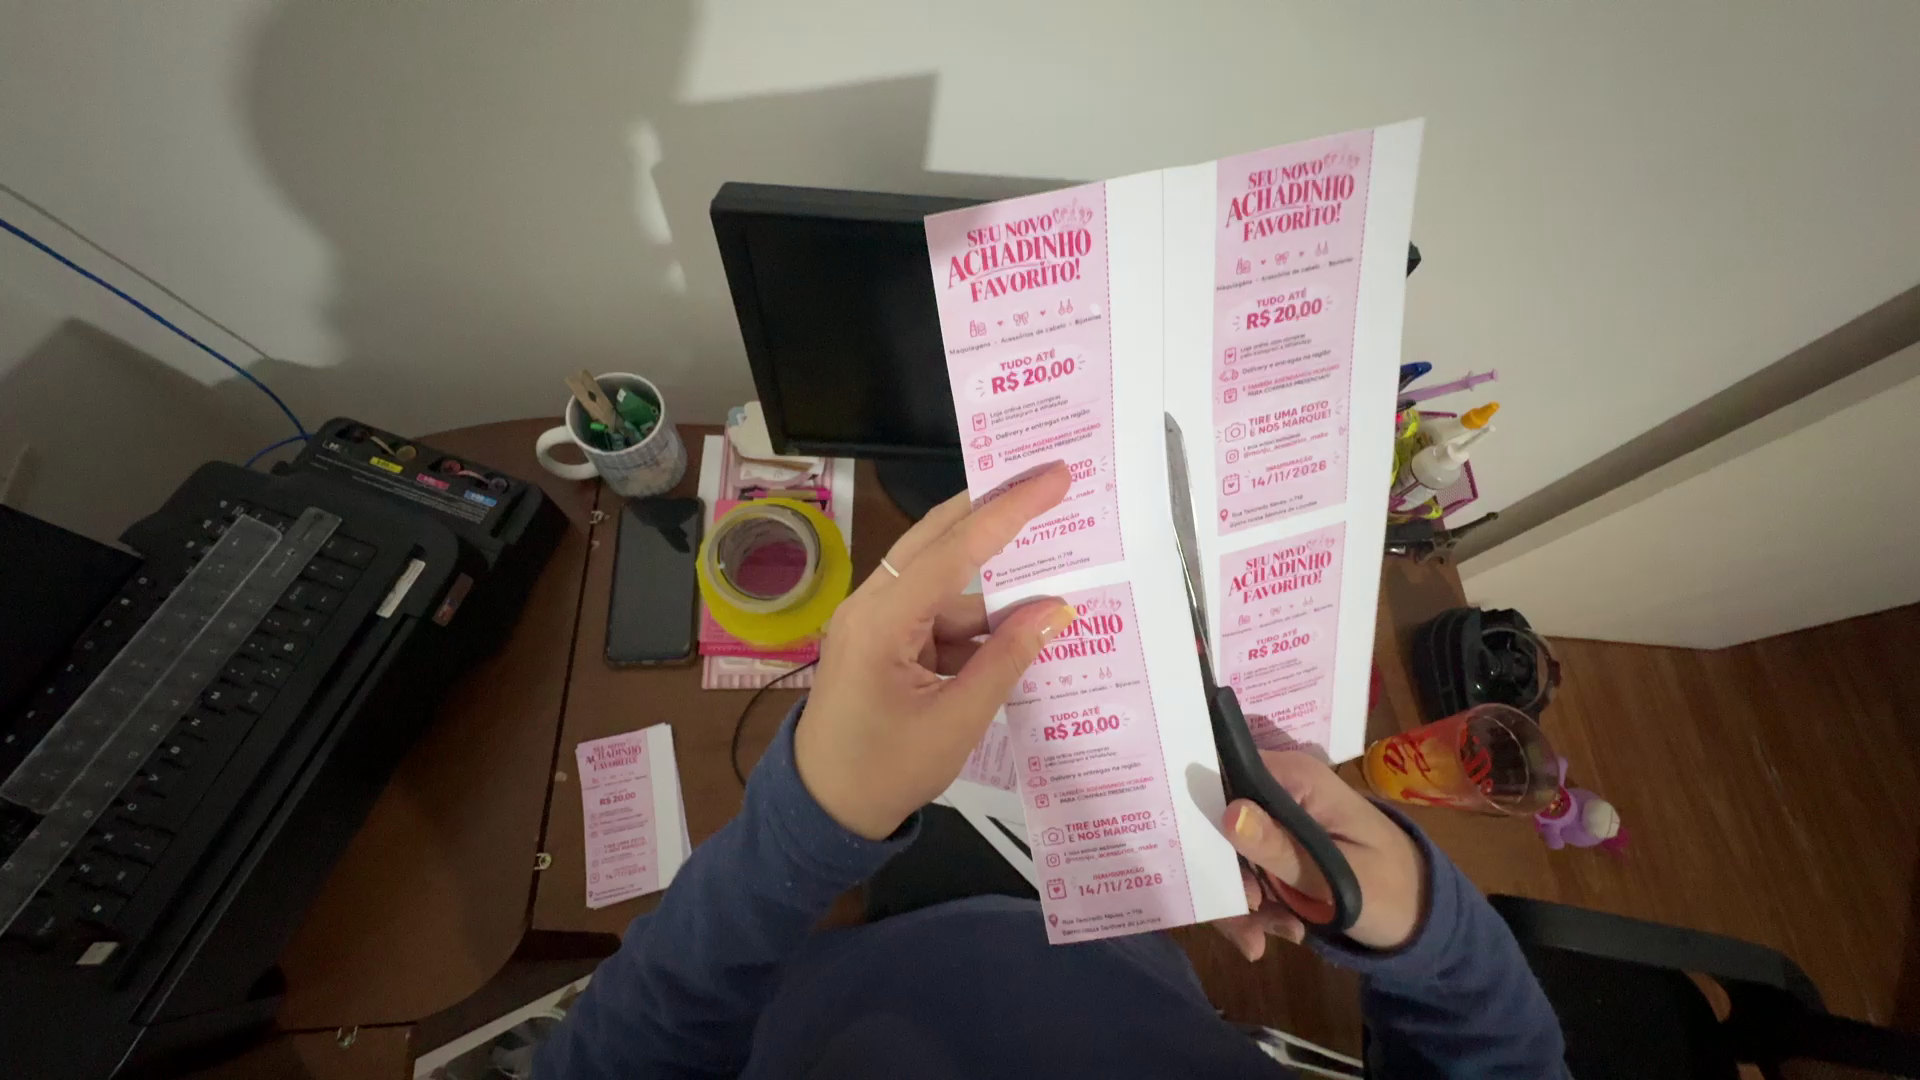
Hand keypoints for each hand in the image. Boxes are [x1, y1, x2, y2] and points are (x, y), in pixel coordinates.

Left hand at [793, 464, 1077, 840]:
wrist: (822, 812)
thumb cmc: (885, 771)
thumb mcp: (956, 721)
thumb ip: (1007, 659)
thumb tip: (1056, 609)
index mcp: (881, 619)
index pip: (955, 549)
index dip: (1009, 510)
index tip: (1053, 477)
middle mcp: (872, 603)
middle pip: (938, 540)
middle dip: (993, 512)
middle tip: (1046, 485)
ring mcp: (874, 620)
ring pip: (943, 582)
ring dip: (992, 589)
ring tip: (1050, 580)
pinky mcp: (882, 639)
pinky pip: (936, 614)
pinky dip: (975, 622)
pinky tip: (1014, 634)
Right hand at [1212, 749, 1426, 958]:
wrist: (1427, 921)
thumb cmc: (1394, 893)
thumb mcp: (1336, 879)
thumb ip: (1280, 848)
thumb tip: (1229, 812)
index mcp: (1297, 778)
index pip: (1228, 775)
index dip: (1210, 818)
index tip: (1221, 872)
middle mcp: (1280, 787)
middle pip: (1222, 817)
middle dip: (1228, 874)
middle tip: (1251, 920)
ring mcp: (1276, 814)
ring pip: (1228, 848)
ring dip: (1241, 898)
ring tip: (1266, 937)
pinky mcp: (1275, 841)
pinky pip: (1245, 865)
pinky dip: (1253, 902)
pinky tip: (1277, 930)